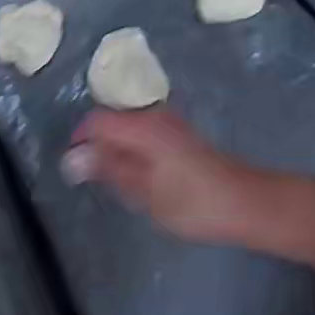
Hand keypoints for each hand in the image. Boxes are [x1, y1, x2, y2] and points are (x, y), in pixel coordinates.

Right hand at [64, 109, 262, 242]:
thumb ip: (109, 168)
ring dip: (116, 149)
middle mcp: (154, 114)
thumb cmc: (190, 201)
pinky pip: (142, 132)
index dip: (80, 139)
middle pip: (112, 119)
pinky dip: (132, 149)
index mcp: (142, 125)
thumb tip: (73, 156)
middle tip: (97, 181)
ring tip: (118, 183)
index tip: (73, 168)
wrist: (240, 201)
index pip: (97, 118)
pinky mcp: (177, 132)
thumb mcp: (143, 190)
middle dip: (98, 145)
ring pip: (128, 126)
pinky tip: (140, 176)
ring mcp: (168, 121)